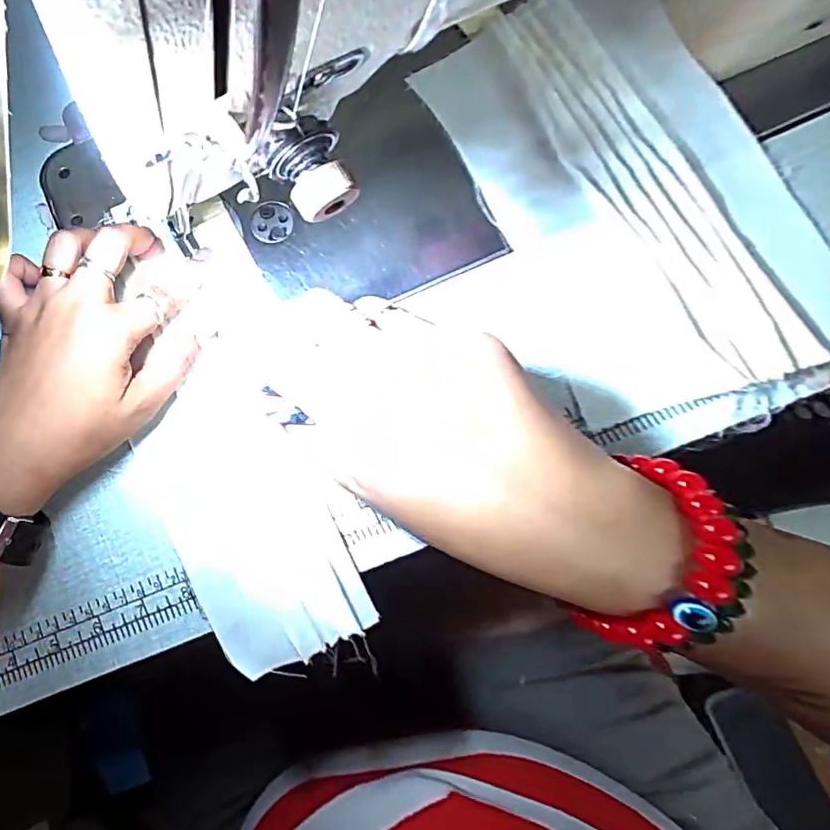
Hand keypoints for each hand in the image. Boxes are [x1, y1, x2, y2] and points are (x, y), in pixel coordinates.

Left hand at [0, 226, 202, 517]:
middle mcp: (75, 303)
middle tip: (150, 248)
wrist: (16, 451)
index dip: (181, 294)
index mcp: (110, 326)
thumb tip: (194, 335)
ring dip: (88, 240)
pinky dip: (27, 265)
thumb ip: (173, 365)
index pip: (158, 297)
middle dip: (137, 238)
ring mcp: (42, 304)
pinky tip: (45, 276)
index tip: (192, 294)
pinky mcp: (15, 315)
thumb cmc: (76, 434)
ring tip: (103, 252)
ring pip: (62, 244)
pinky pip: (12, 273)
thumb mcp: (139, 408)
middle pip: (108, 244)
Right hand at [262, 292, 687, 614]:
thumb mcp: (376, 492)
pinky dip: (409, 336)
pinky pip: (419, 321)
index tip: (270, 359)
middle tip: (319, 348)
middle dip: (308, 325)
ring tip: (374, 355)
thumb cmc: (460, 521)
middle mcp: (378, 371)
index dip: (269, 352)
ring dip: (359, 326)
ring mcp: (428, 346)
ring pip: (367, 308)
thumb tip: (290, 418)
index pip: (283, 358)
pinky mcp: (471, 336)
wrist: (560, 511)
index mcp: (346, 419)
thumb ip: (325, 447)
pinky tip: (429, 365)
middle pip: (318, 311)